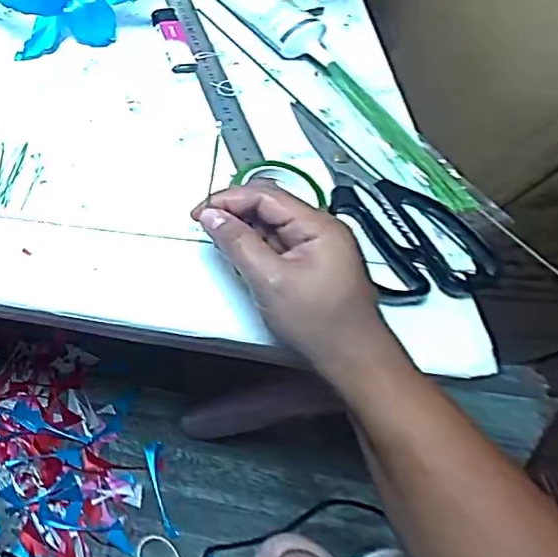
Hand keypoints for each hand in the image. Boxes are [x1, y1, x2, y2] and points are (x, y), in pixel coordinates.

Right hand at [193, 182, 404, 379]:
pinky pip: (278, 240)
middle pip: (268, 203)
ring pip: (272, 222)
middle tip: (207, 222)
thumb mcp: (270, 280)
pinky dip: (256, 243)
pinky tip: (244, 256)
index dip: (228, 199)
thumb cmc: (325, 326)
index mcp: (318, 226)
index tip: (203, 212)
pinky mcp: (313, 260)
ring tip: (222, 241)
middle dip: (234, 210)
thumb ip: (238, 243)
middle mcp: (322, 229)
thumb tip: (214, 217)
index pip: (264, 195)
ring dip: (244, 227)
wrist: (354, 361)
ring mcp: (319, 245)